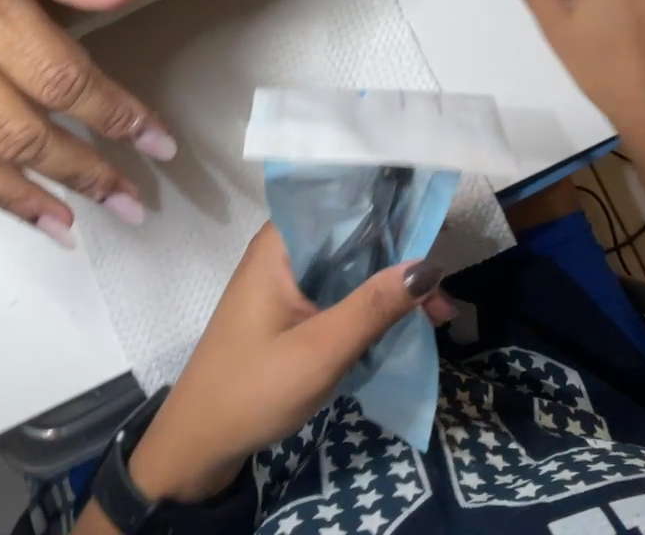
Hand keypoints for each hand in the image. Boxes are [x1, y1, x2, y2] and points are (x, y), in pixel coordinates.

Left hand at [128, 225, 444, 500]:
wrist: (199, 446)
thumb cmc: (252, 390)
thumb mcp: (321, 350)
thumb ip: (374, 305)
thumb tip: (431, 264)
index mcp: (281, 242)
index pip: (341, 198)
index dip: (390, 203)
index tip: (436, 220)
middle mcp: (285, 250)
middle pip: (354, 235)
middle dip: (402, 255)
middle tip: (445, 291)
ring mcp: (288, 280)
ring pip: (352, 266)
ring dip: (392, 284)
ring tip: (439, 312)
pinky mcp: (293, 308)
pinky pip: (342, 290)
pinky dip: (373, 303)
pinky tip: (406, 320)